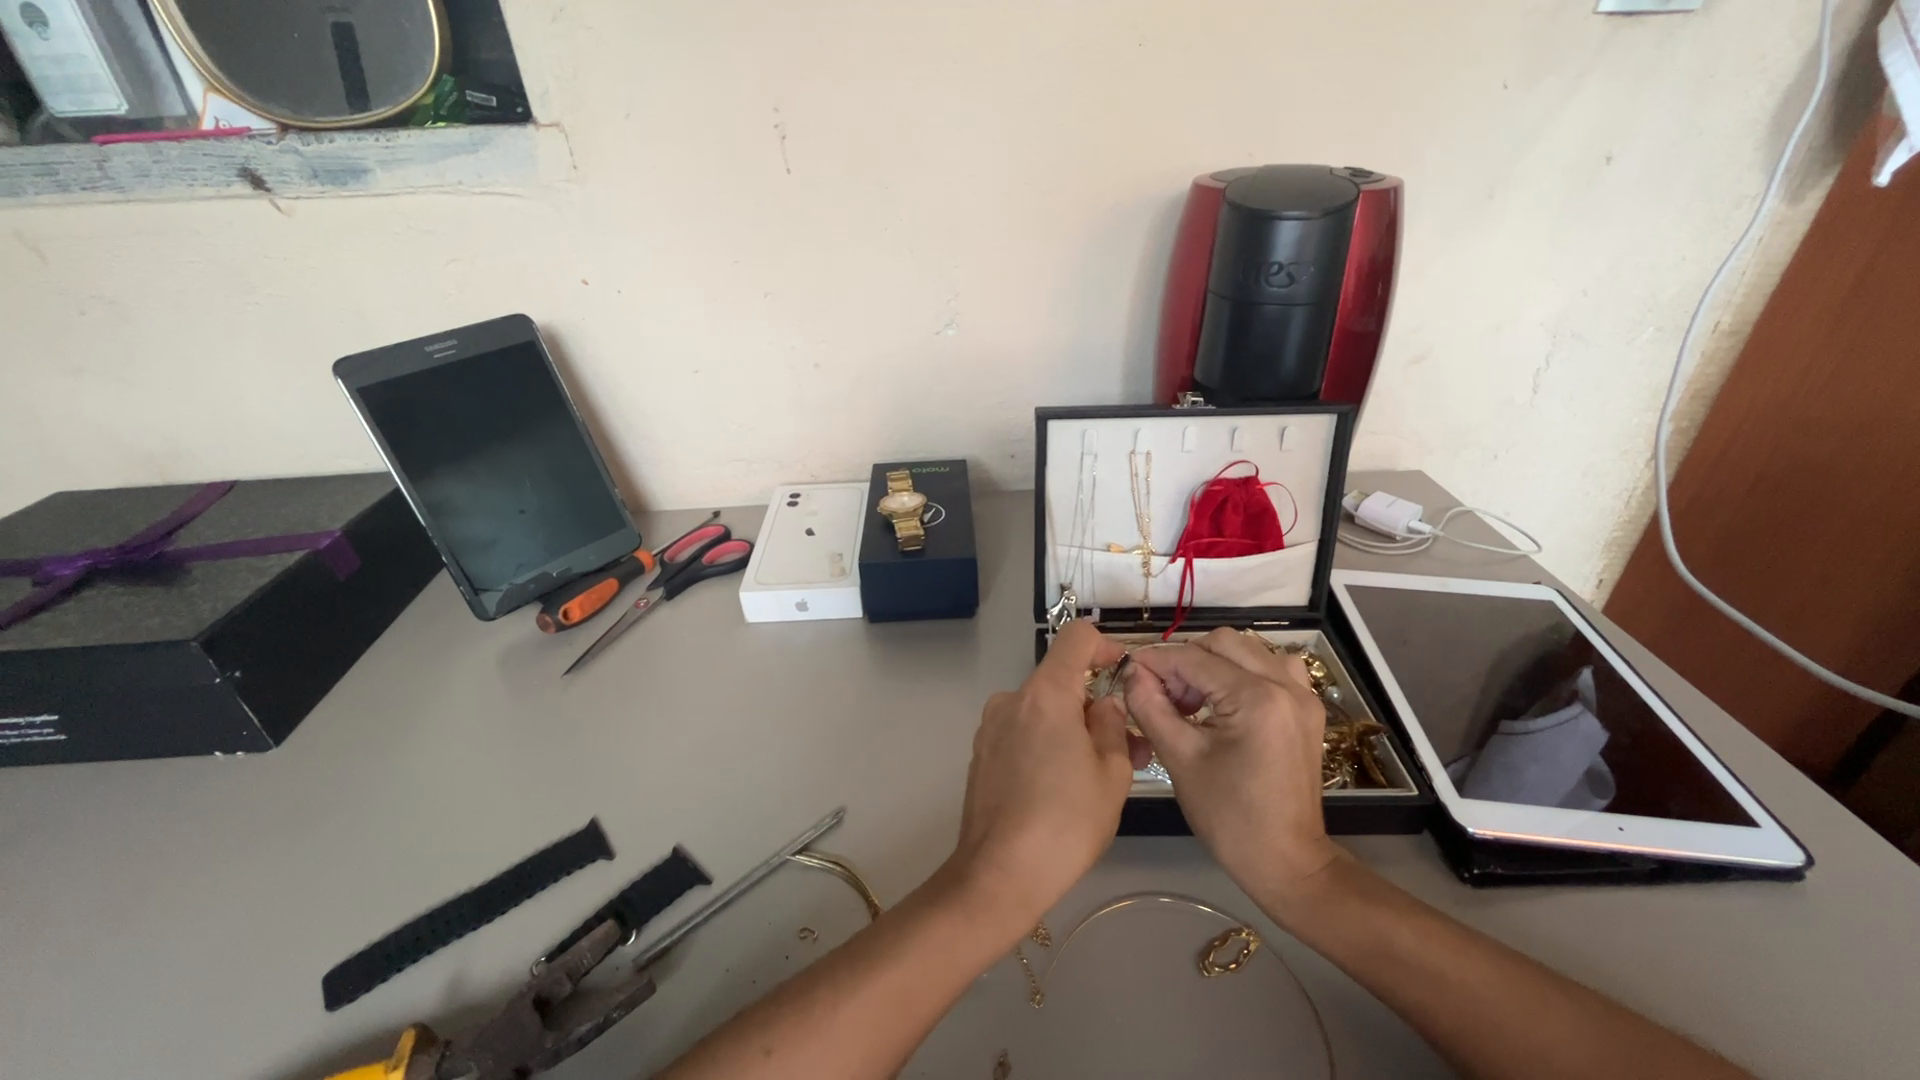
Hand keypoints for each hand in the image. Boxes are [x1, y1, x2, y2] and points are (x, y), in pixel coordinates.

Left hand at [943, 621, 1134, 932]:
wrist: (999, 875)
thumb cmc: (1066, 823)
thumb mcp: (1112, 774)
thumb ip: (1113, 726)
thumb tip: (1105, 706)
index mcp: (1045, 694)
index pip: (1076, 638)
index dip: (1105, 646)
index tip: (1124, 672)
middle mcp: (1011, 700)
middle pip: (1059, 680)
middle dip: (1094, 705)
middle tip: (1128, 747)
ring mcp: (990, 727)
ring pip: (1042, 711)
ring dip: (1072, 728)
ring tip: (1099, 775)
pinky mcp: (980, 755)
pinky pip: (1022, 733)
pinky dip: (1046, 745)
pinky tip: (1061, 788)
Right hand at [1124, 629, 1339, 909]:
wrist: (1285, 860)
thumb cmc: (1227, 815)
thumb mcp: (1179, 758)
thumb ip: (1150, 707)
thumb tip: (1131, 673)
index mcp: (1256, 698)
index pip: (1193, 658)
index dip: (1154, 661)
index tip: (1127, 669)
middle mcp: (1285, 686)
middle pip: (1223, 643)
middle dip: (1185, 660)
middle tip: (1162, 693)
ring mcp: (1302, 696)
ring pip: (1249, 651)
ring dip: (1214, 663)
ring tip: (1193, 700)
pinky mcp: (1307, 710)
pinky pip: (1273, 669)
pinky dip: (1244, 673)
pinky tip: (1226, 701)